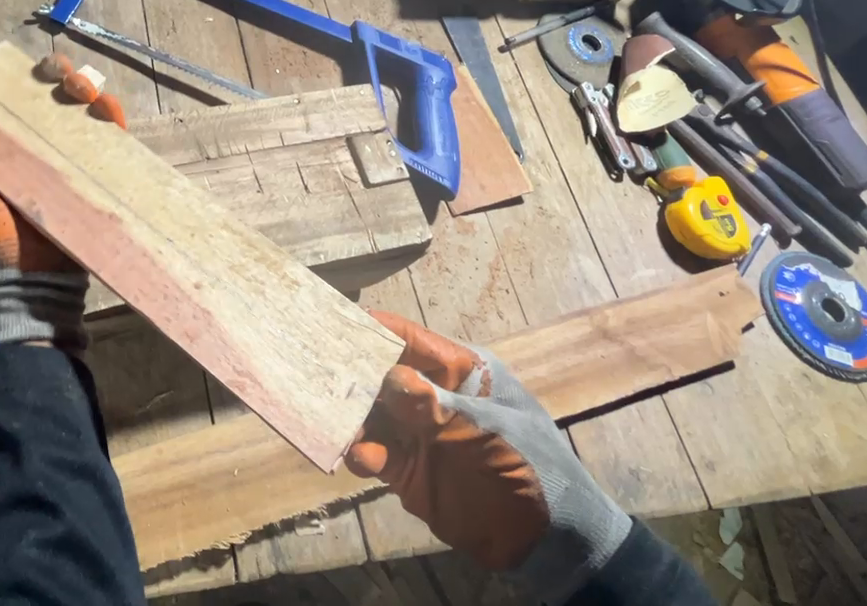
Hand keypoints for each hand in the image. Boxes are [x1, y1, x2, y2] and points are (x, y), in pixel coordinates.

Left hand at [0, 51, 124, 355]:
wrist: (32, 291)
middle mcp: (21, 145)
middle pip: (37, 92)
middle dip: (48, 72)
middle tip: (54, 73)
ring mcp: (58, 157)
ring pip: (73, 106)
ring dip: (80, 85)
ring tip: (81, 88)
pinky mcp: (88, 173)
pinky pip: (103, 135)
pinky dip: (108, 115)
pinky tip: (105, 110)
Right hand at [348, 311, 631, 603]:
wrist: (554, 543)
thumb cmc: (532, 467)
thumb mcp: (487, 431)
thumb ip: (436, 407)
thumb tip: (389, 376)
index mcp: (456, 371)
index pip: (407, 340)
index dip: (372, 330)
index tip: (333, 324)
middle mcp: (428, 394)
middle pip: (377, 373)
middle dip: (348, 372)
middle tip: (313, 370)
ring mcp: (415, 431)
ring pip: (367, 412)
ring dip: (348, 415)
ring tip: (326, 417)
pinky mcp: (405, 468)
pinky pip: (372, 452)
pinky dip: (359, 451)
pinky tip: (359, 457)